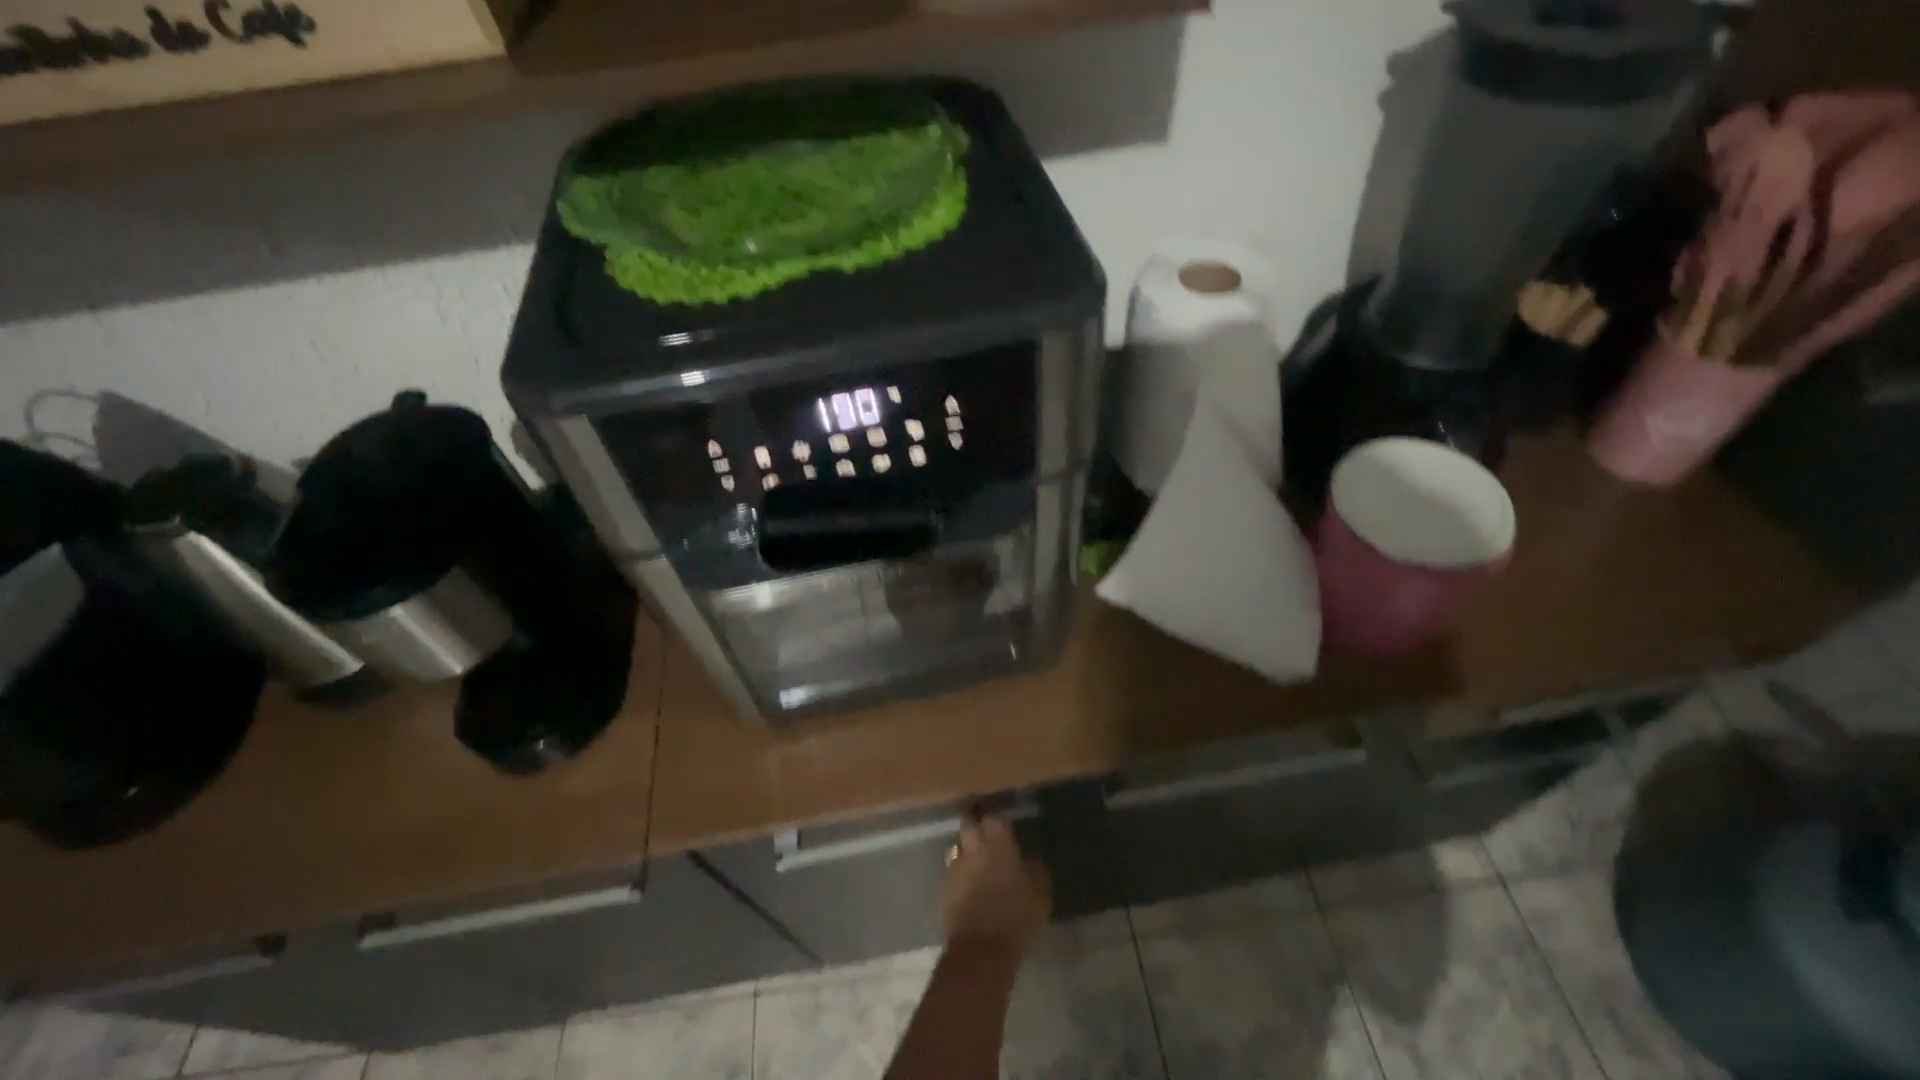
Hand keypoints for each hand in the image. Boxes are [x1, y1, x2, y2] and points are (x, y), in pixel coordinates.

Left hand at [942, 815, 1052, 957]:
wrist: (981, 949)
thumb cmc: (1017, 917)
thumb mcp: (1040, 894)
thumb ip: (1035, 870)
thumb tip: (1030, 859)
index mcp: (998, 845)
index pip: (993, 818)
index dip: (996, 816)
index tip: (1001, 818)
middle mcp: (973, 849)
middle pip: (968, 824)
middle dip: (974, 822)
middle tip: (984, 827)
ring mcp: (955, 868)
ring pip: (958, 846)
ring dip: (966, 847)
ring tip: (977, 856)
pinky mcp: (945, 888)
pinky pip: (952, 870)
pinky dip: (960, 871)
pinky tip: (969, 880)